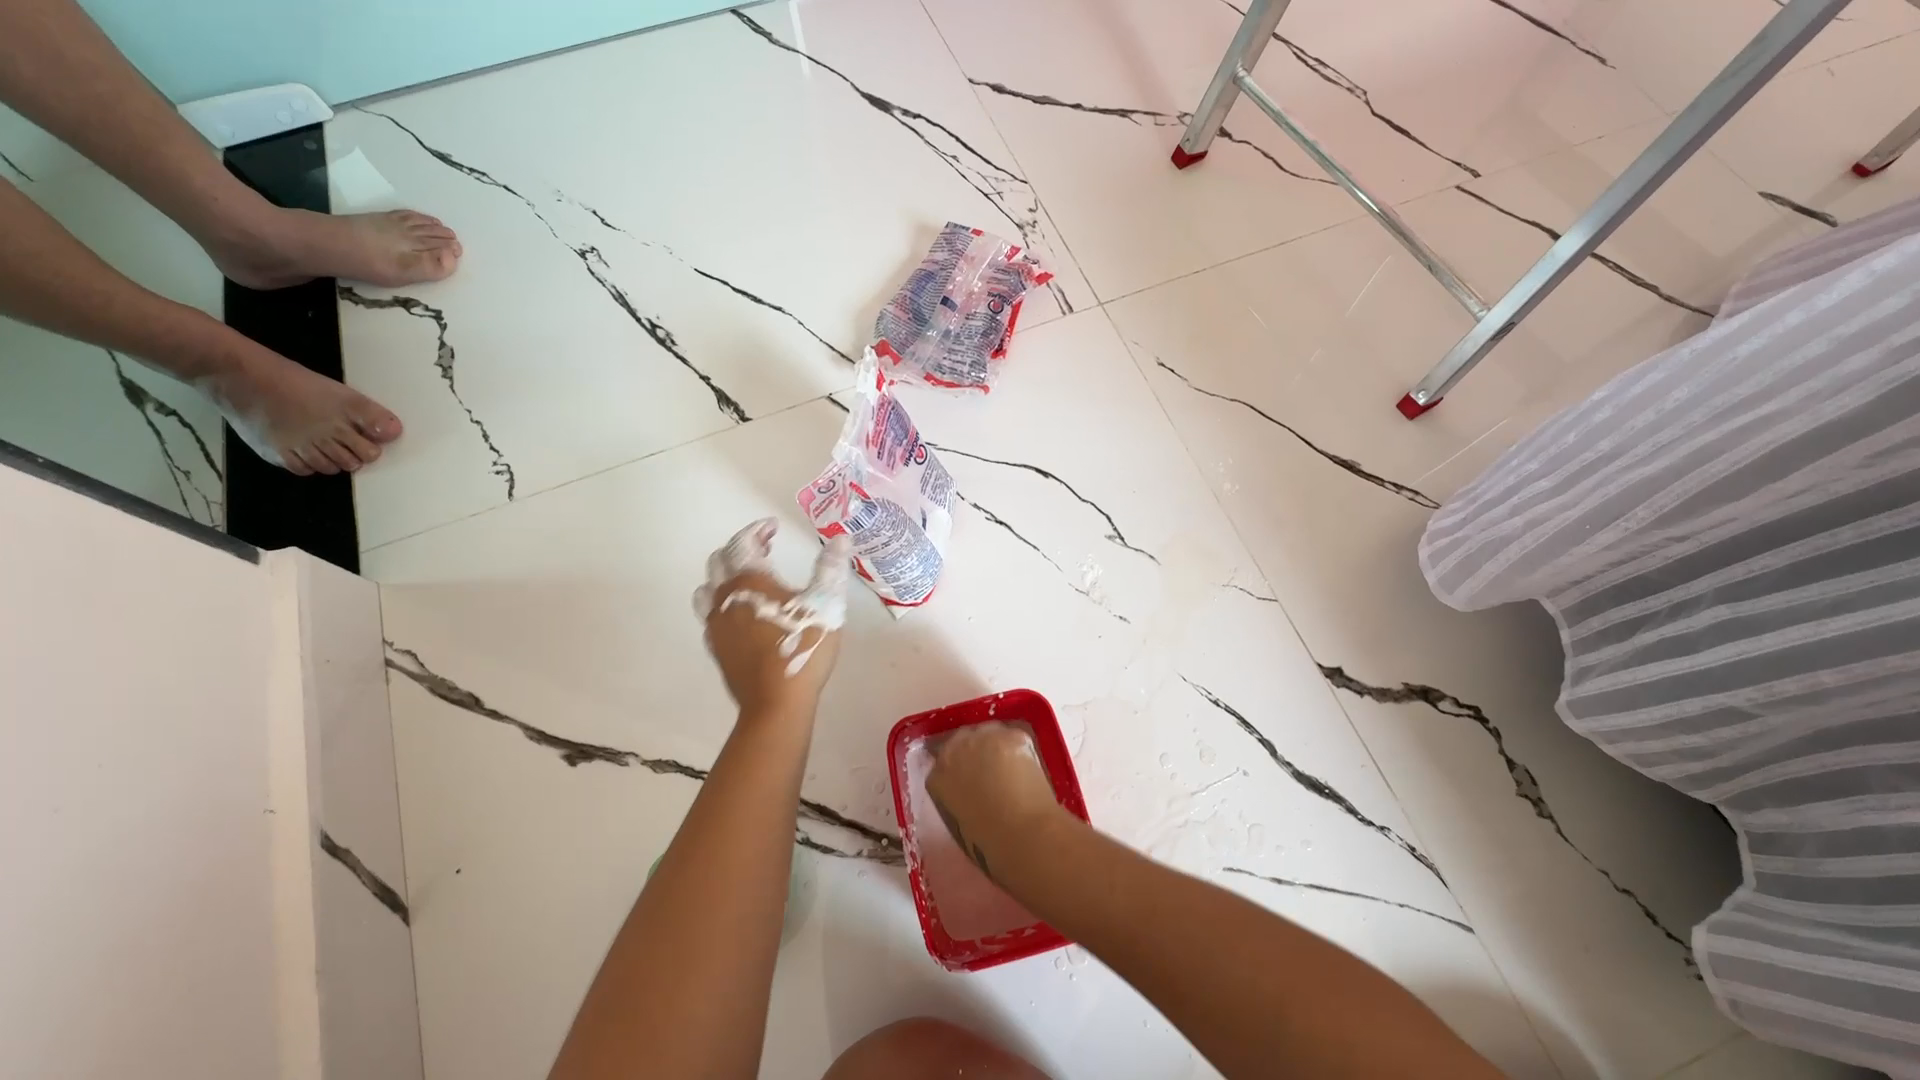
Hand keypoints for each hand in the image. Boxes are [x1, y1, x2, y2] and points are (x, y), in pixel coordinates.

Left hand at [695, 519, 850, 719]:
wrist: (776, 702)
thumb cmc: (802, 645)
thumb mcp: (826, 603)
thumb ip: (831, 567)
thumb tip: (840, 537)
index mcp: (749, 580)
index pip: (744, 542)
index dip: (758, 530)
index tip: (773, 527)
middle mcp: (725, 597)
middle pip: (720, 561)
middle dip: (742, 549)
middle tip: (765, 549)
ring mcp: (716, 624)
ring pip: (708, 589)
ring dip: (725, 576)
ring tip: (748, 580)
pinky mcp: (716, 648)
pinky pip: (711, 616)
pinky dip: (723, 604)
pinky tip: (742, 615)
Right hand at [926, 723, 1071, 877]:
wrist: (1020, 833)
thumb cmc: (988, 841)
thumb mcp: (958, 820)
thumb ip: (956, 798)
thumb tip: (970, 792)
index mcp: (936, 777)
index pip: (941, 763)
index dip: (958, 769)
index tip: (969, 778)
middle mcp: (954, 749)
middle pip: (961, 739)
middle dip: (973, 751)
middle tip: (990, 768)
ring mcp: (983, 737)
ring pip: (987, 732)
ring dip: (994, 744)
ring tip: (1009, 765)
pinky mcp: (1011, 734)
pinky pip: (1013, 736)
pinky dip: (1019, 748)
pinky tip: (1026, 765)